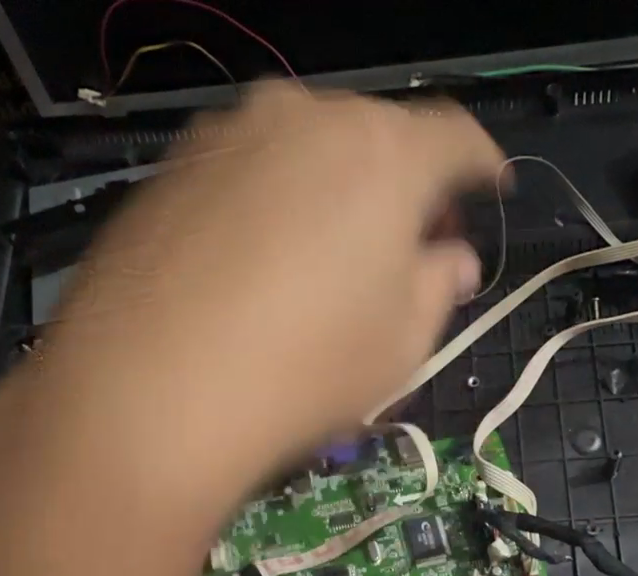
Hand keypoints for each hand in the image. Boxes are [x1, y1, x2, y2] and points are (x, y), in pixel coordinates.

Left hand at [28, 82, 500, 497]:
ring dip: (339, 193)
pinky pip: (253, 173)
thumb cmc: (305, 368)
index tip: (490, 192)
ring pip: (310, 152)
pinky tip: (270, 264)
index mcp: (384, 152)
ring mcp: (229, 137)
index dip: (482, 167)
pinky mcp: (172, 168)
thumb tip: (448, 260)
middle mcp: (306, 119)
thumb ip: (440, 285)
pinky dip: (278, 204)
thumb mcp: (404, 342)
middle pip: (379, 139)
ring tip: (338, 258)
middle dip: (407, 187)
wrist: (147, 394)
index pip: (456, 138)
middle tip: (413, 246)